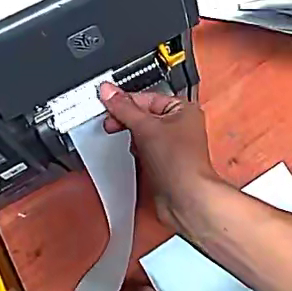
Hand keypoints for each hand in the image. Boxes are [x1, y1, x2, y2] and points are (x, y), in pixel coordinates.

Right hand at [98, 82, 217, 230]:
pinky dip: (137, 152)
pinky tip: (137, 157)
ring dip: (133, 138)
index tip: (106, 102)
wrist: (185, 199)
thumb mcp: (146, 127)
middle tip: (112, 123)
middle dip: (128, 121)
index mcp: (182, 108)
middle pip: (144, 115)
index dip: (126, 100)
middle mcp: (180, 125)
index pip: (147, 97)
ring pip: (143, 133)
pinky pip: (145, 150)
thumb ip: (124, 108)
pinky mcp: (164, 162)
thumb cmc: (181, 163)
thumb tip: (109, 91)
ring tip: (133, 143)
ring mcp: (173, 145)